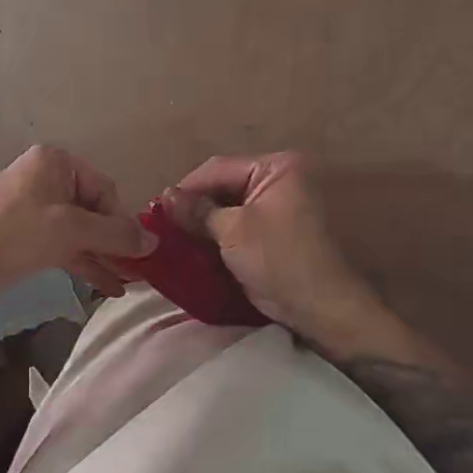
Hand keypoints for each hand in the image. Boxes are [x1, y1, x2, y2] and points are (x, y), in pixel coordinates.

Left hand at [0, 145, 155, 296]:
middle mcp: (44, 180)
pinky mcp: (24, 237)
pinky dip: (82, 263)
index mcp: (54, 163)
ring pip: (78, 232)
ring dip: (102, 257)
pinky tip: (106, 287)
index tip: (135, 250)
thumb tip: (154, 243)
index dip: (120, 220)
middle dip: (114, 242)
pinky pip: (62, 246)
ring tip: (128, 282)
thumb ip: (115, 235)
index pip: (104, 188)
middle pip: (92, 211)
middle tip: (137, 270)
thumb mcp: (71, 231)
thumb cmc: (16, 234)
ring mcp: (32, 210)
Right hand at [160, 152, 385, 346]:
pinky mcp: (274, 231)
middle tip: (161, 226)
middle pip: (222, 186)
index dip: (185, 189)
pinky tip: (194, 247)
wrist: (318, 306)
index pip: (218, 169)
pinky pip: (237, 224)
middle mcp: (281, 179)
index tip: (154, 211)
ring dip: (202, 222)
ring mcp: (279, 206)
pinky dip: (216, 234)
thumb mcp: (232, 230)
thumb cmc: (278, 259)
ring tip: (172, 238)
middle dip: (193, 206)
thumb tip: (164, 196)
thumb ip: (197, 210)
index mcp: (278, 167)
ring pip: (227, 207)